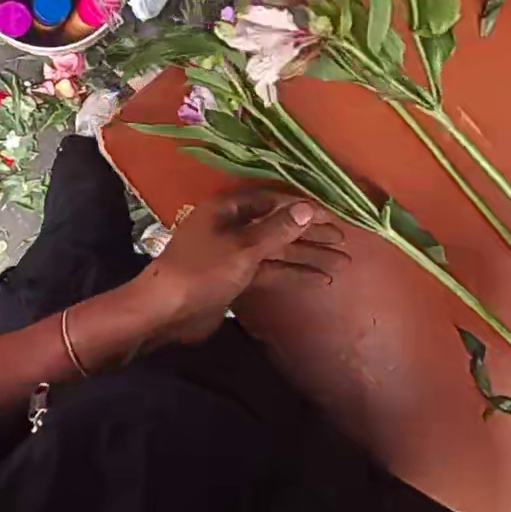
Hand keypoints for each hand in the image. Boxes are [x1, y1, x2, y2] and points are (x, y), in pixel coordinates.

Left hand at [137, 187, 348, 342]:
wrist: (167, 311)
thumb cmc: (202, 271)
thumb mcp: (243, 248)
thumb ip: (277, 229)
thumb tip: (307, 207)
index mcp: (228, 209)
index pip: (272, 200)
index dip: (302, 207)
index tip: (333, 215)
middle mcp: (231, 226)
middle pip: (277, 225)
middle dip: (309, 232)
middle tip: (343, 240)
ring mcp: (233, 252)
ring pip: (276, 249)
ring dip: (306, 255)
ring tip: (341, 262)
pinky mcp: (234, 276)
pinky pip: (269, 270)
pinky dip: (291, 273)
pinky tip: (318, 280)